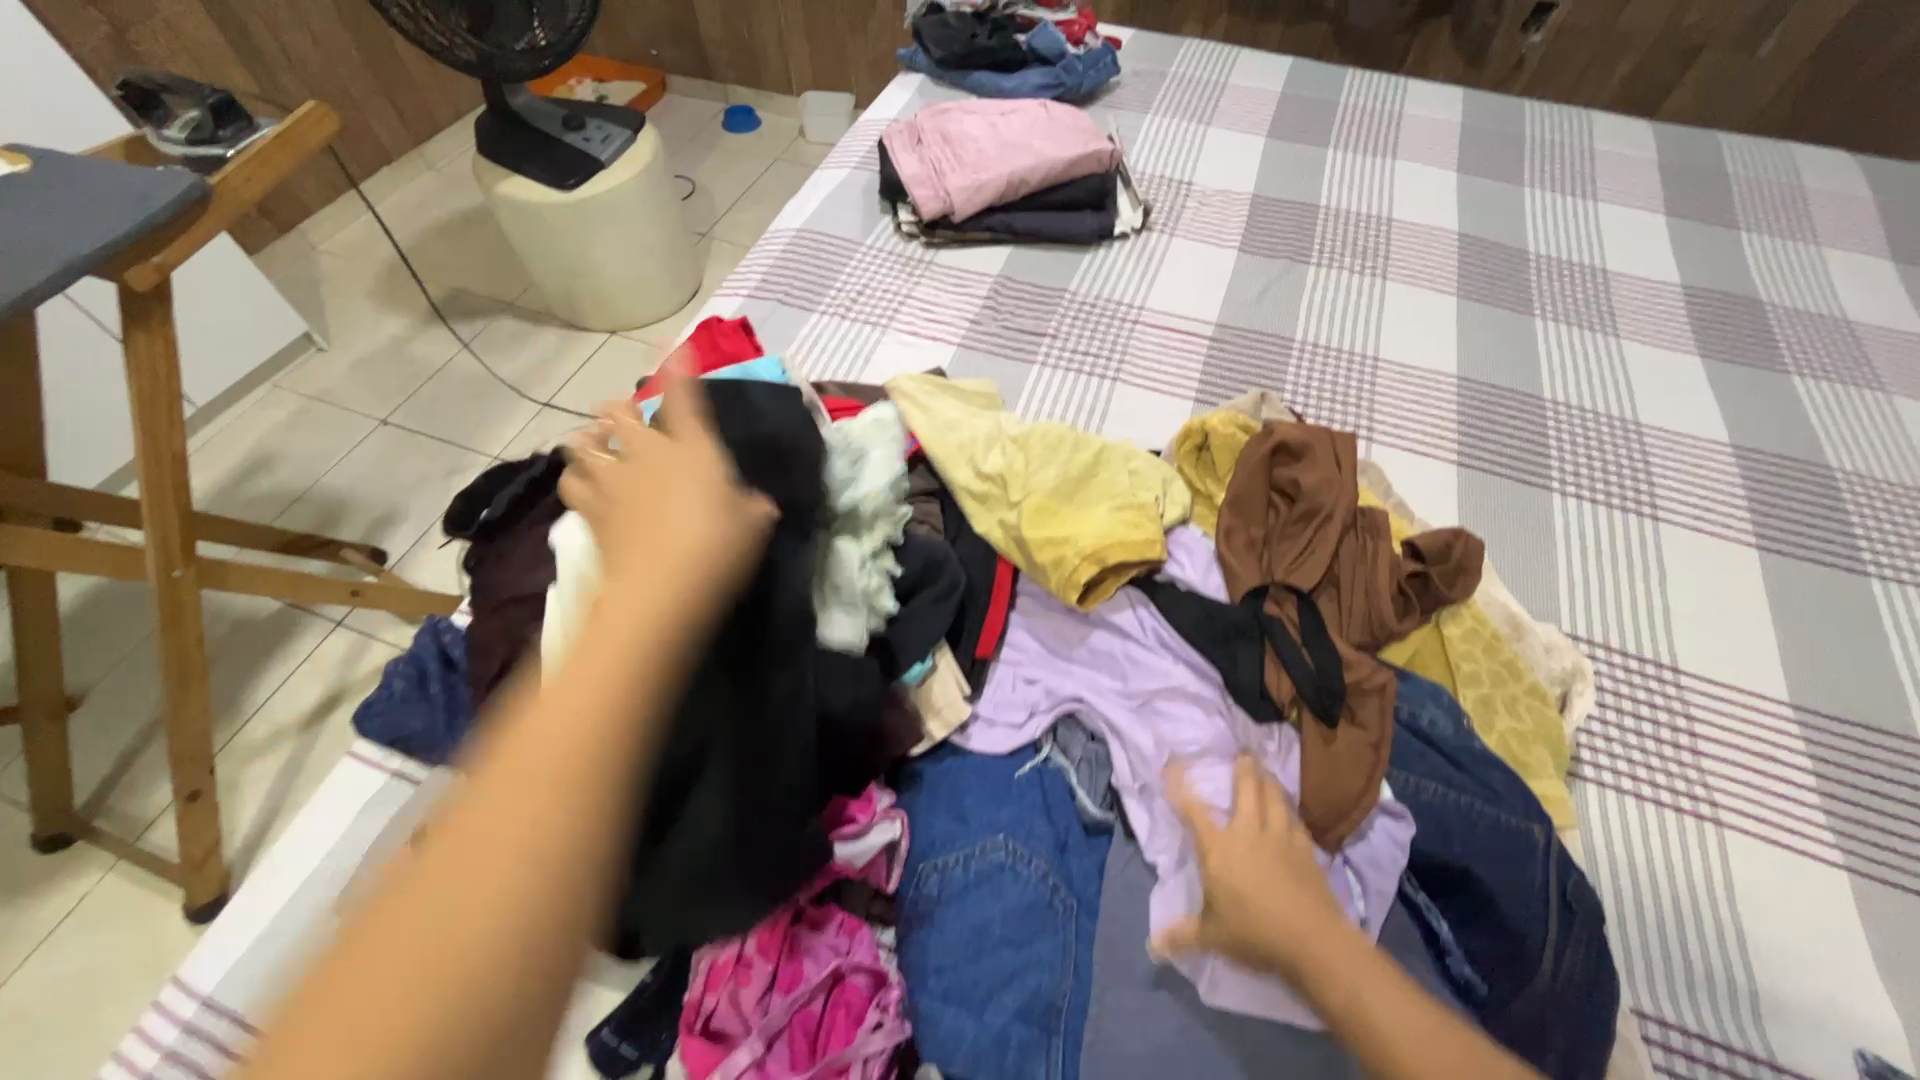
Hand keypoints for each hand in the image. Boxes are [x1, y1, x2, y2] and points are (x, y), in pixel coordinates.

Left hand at [558, 356, 777, 603]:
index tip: (678, 350)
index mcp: (694, 447)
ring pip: (584, 442)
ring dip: (590, 440)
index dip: (680, 370)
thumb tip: (750, 500)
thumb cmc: (720, 546)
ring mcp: (613, 478)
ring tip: (595, 447)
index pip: (685, 398)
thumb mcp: (756, 522)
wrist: (664, 587)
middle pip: (619, 412)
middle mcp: (648, 452)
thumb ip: (751, 503)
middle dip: (620, 411)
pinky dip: (576, 476)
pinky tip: (584, 483)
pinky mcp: (590, 508)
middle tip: (627, 419)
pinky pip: (571, 480)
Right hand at [1152, 755, 1351, 982]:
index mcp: (1218, 848)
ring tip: (1268, 772)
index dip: (1180, 784)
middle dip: (1243, 768)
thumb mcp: (1211, 937)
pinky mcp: (1307, 851)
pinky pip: (1297, 822)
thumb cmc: (1253, 932)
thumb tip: (1153, 946)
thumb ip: (1183, 935)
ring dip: (1270, 782)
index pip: (1193, 809)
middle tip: (1244, 752)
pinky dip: (1291, 811)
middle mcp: (1248, 833)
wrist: (1312, 940)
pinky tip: (1291, 812)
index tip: (1173, 763)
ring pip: (1276, 799)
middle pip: (1246, 790)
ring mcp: (1281, 839)